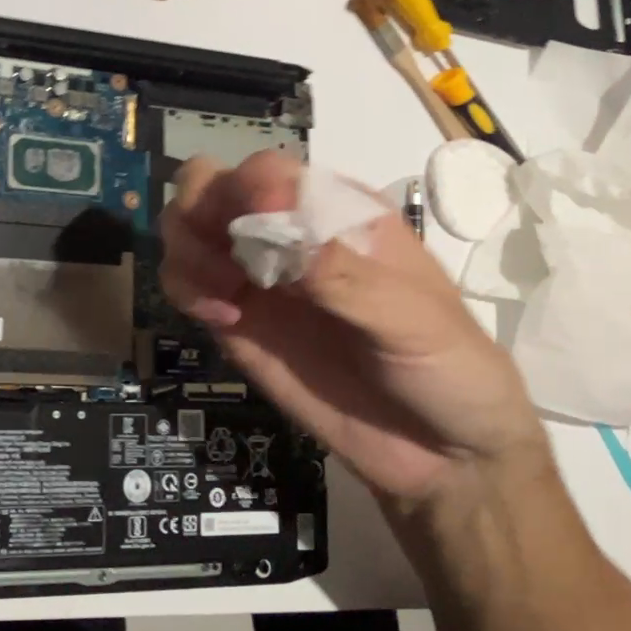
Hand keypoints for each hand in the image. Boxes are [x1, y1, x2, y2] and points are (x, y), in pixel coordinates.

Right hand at [162, 152, 548, 505]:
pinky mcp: (231, 319)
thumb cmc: (449, 373)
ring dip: (186, 254)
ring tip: (223, 301)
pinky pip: (181, 283)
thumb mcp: (413, 321)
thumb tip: (273, 216)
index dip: (247, 190)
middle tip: (222, 265)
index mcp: (335, 214)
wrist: (442, 459)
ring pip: (183, 229)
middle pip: (208, 186)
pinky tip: (222, 321)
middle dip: (198, 214)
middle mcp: (283, 233)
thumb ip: (341, 272)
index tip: (250, 233)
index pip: (268, 172)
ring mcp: (251, 275)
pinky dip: (185, 292)